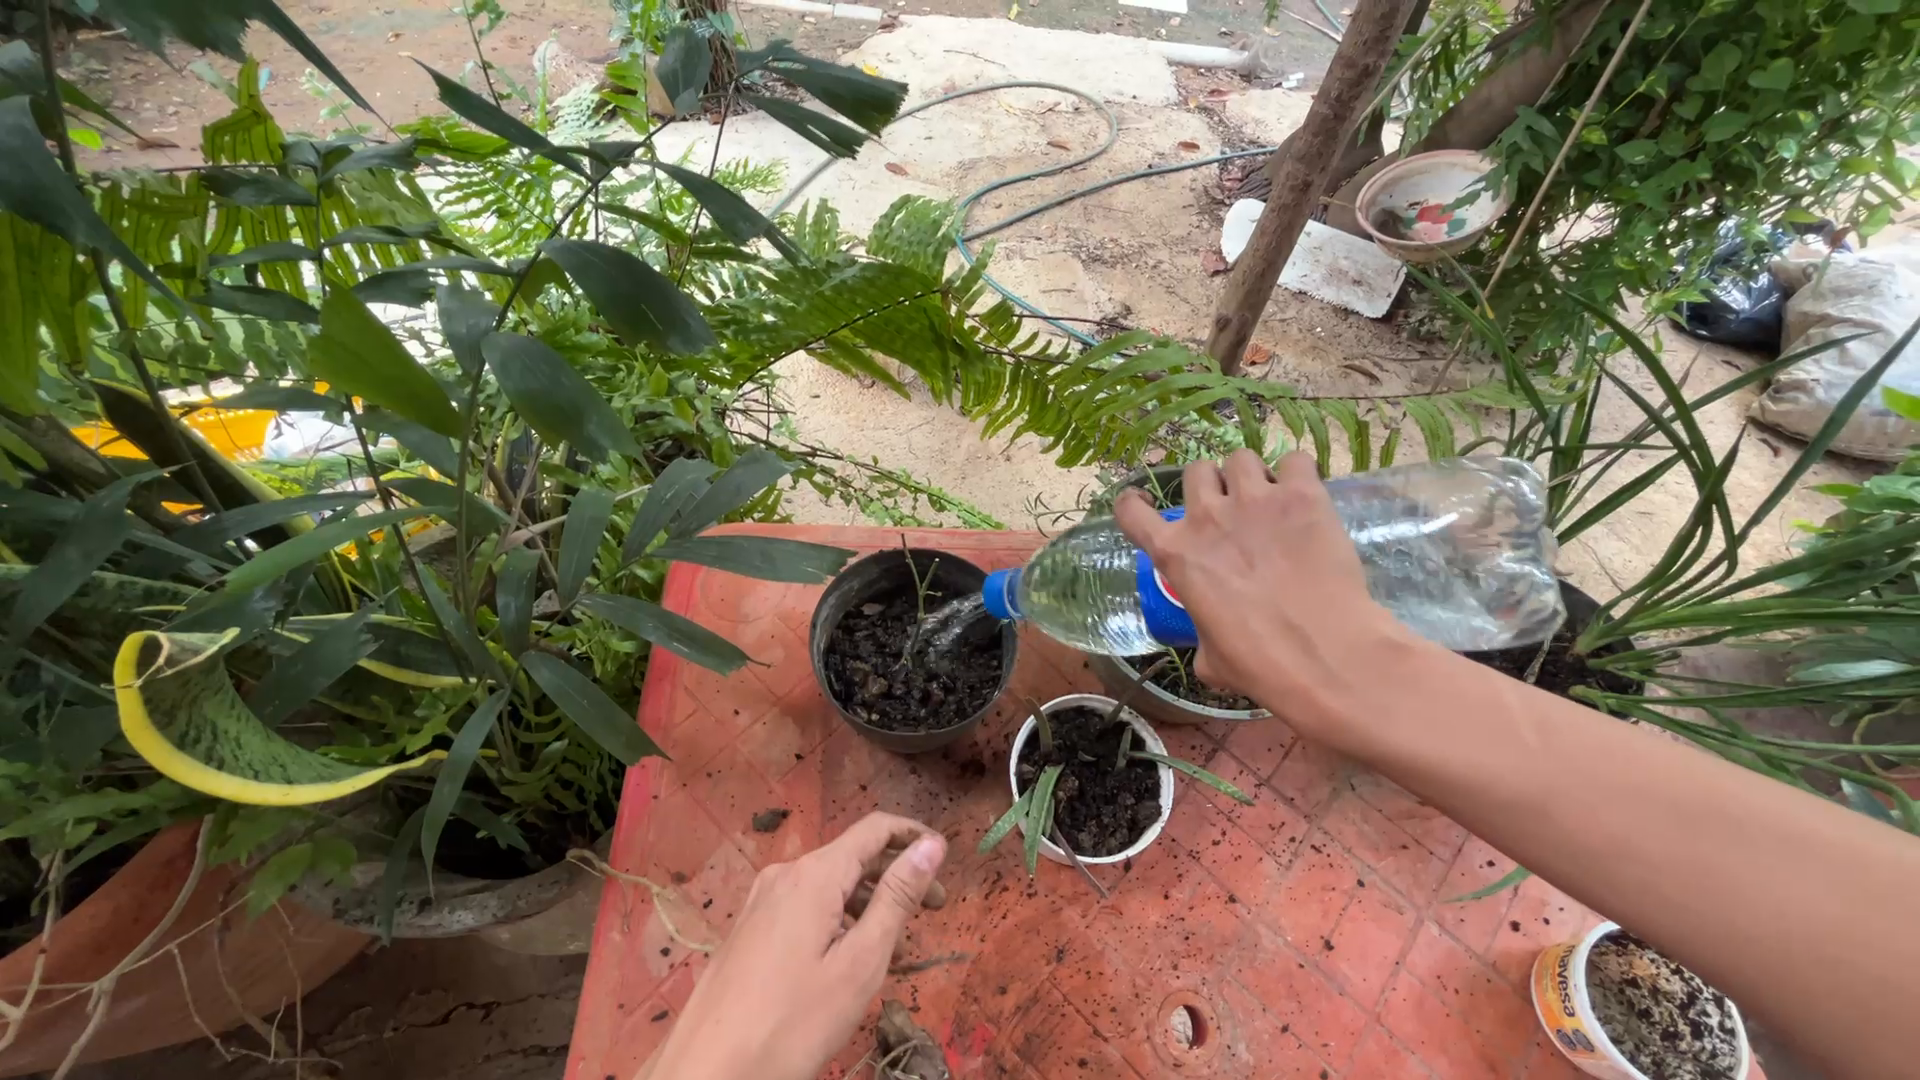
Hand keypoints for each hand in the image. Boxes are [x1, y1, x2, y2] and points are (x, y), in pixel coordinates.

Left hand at [645, 813, 948, 1079]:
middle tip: (937, 909)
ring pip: (830, 886)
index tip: (947, 858)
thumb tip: (931, 844)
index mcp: (814, 874)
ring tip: (901, 945)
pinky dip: (839, 920)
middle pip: (853, 857)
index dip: (914, 836)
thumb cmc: (794, 1021)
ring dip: (870, 903)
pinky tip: (852, 958)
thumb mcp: (860, 962)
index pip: (875, 829)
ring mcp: (762, 902)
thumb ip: (897, 898)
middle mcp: (786, 875)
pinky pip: (806, 908)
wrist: (705, 1075)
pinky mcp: (750, 929)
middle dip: (898, 875)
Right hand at [1114, 450, 1415, 732]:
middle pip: (1196, 471)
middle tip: (1230, 508)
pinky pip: (1295, 461)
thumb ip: (1201, 635)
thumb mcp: (1210, 658)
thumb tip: (1209, 644)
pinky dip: (1298, 474)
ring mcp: (1255, 500)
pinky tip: (1306, 496)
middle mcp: (1208, 518)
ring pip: (1241, 458)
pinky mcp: (1303, 495)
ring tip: (1271, 498)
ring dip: (1252, 475)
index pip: (1131, 511)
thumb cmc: (1261, 664)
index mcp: (1176, 554)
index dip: (1134, 503)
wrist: (1325, 654)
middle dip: (1211, 485)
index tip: (1144, 505)